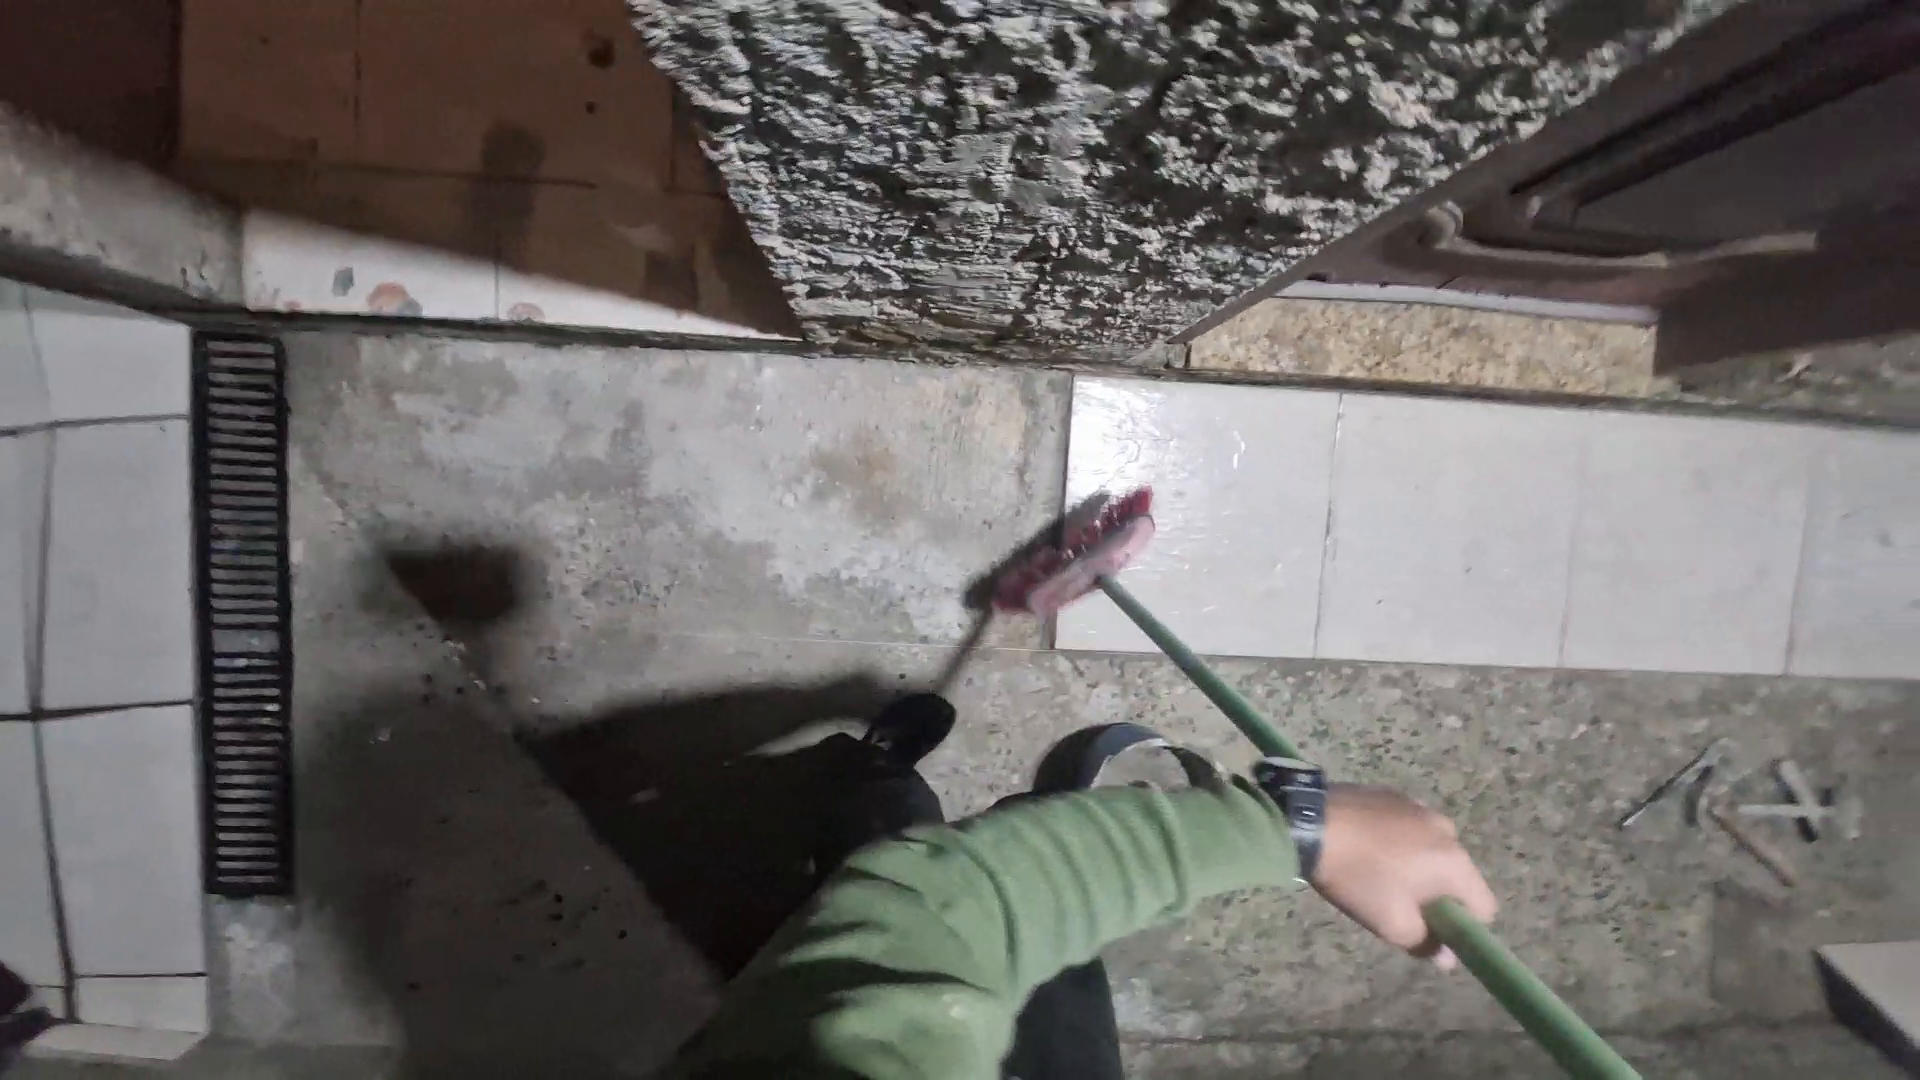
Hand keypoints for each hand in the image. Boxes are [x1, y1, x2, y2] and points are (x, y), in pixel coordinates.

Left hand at [1310, 784, 1497, 970]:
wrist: (1305, 821)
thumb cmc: (1357, 875)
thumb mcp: (1392, 924)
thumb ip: (1427, 944)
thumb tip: (1447, 956)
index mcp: (1455, 861)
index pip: (1483, 907)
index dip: (1462, 926)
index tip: (1430, 927)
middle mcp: (1443, 827)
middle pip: (1455, 873)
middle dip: (1434, 889)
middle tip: (1395, 897)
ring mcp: (1413, 803)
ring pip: (1427, 846)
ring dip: (1412, 860)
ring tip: (1372, 868)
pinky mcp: (1384, 791)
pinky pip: (1402, 824)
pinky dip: (1391, 837)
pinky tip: (1360, 842)